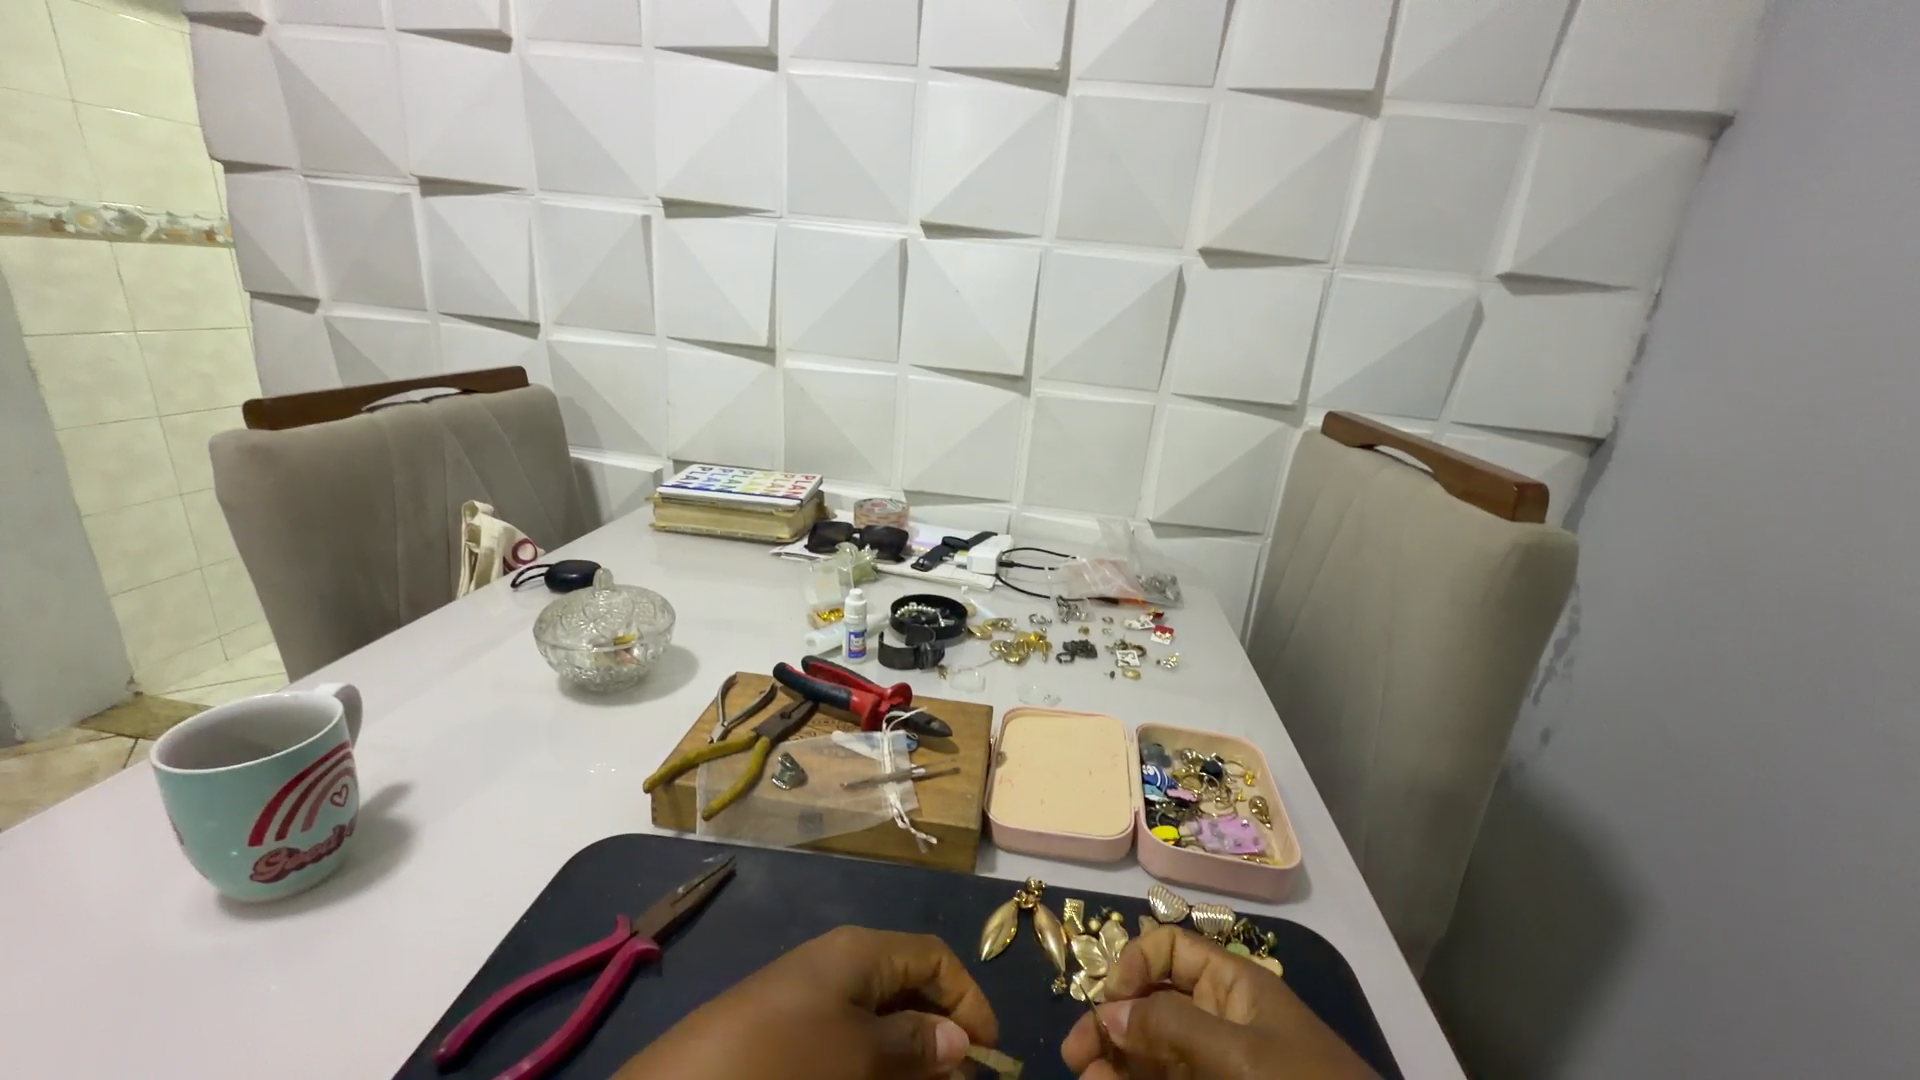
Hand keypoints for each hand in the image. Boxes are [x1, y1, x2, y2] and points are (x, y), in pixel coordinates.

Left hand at [614, 926, 997, 1079]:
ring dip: (911, 1055)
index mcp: (862, 952)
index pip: (934, 958)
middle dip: (941, 1033)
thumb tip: (959, 1040)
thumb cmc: (787, 1057)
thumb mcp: (859, 1053)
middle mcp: (841, 966)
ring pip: (883, 1020)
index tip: (990, 1053)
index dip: (968, 999)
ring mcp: (814, 999)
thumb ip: (914, 1045)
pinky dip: (877, 1062)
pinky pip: (852, 1040)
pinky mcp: (793, 1033)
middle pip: (910, 989)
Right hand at [1061, 927, 1376, 1079]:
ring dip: (1115, 1059)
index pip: (1170, 950)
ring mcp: (1216, 1063)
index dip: (1134, 965)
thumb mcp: (1239, 1054)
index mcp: (1233, 984)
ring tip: (1085, 1077)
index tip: (1111, 1002)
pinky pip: (1166, 1079)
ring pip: (1152, 1048)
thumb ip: (1171, 1026)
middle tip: (1075, 1055)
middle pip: (1152, 1002)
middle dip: (1112, 1022)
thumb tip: (1111, 1011)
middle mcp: (1219, 1016)